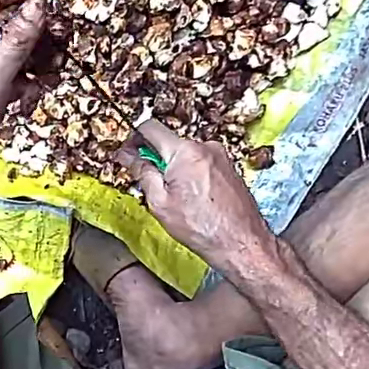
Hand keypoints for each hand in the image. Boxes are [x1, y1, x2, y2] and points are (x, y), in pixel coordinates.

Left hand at [0, 0, 47, 189]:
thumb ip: (16, 42)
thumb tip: (35, 8)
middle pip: (7, 26)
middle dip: (35, 31)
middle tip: (58, 36)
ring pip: (13, 54)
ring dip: (36, 58)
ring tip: (53, 68)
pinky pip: (14, 78)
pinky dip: (28, 81)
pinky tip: (36, 92)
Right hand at [125, 120, 278, 279]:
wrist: (240, 241)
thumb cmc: (202, 227)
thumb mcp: (160, 202)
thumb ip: (143, 173)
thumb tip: (129, 156)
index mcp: (185, 151)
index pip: (150, 127)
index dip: (133, 138)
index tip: (128, 153)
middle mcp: (205, 146)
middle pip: (170, 143)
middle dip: (156, 159)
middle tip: (150, 185)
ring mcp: (220, 155)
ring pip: (186, 155)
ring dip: (175, 169)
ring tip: (177, 199)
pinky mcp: (229, 166)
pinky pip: (201, 162)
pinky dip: (191, 175)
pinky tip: (194, 199)